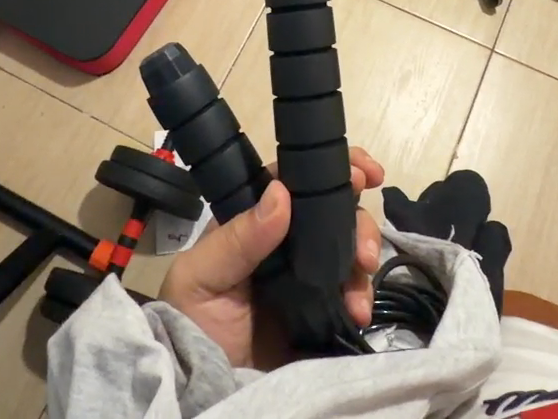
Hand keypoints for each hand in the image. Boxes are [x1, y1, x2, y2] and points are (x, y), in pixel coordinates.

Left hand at [158, 147, 385, 368]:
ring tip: (362, 275)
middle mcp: (287, 242)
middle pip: (333, 211)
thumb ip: (238, 237)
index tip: (361, 172)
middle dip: (359, 218)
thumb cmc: (192, 321)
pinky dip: (363, 295)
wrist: (203, 388)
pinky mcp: (322, 312)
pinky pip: (352, 292)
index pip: (295, 181)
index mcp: (256, 222)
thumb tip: (281, 192)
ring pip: (349, 247)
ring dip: (364, 254)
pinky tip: (358, 310)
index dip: (330, 168)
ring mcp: (308, 277)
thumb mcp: (201, 275)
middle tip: (364, 243)